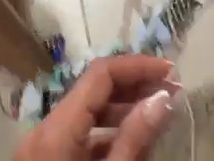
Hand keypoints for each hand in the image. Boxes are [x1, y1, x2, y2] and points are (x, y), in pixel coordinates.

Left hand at [13, 55, 179, 160]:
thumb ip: (134, 138)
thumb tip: (163, 96)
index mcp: (55, 128)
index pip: (100, 74)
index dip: (137, 65)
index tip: (171, 71)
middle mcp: (43, 129)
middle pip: (94, 91)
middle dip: (135, 88)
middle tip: (172, 93)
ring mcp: (41, 148)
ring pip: (88, 116)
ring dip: (124, 113)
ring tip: (159, 118)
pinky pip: (79, 138)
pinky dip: (107, 137)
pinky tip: (133, 144)